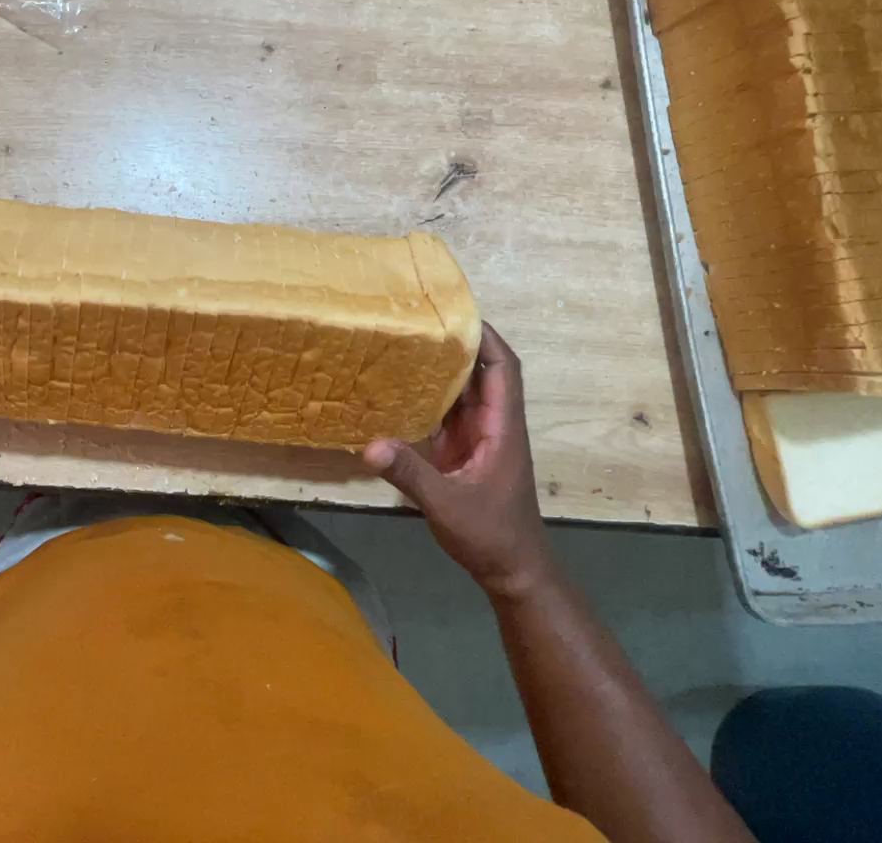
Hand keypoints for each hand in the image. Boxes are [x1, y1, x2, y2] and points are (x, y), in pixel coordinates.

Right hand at [363, 323, 554, 600]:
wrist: (512, 569)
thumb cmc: (492, 534)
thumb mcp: (448, 504)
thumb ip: (410, 474)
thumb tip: (370, 446)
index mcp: (501, 428)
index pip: (503, 369)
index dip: (486, 338)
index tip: (457, 312)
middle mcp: (491, 425)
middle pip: (479, 373)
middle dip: (455, 344)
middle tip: (417, 320)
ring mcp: (476, 439)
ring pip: (459, 393)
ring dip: (438, 369)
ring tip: (402, 343)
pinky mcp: (459, 453)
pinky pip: (443, 415)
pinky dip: (423, 398)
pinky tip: (395, 388)